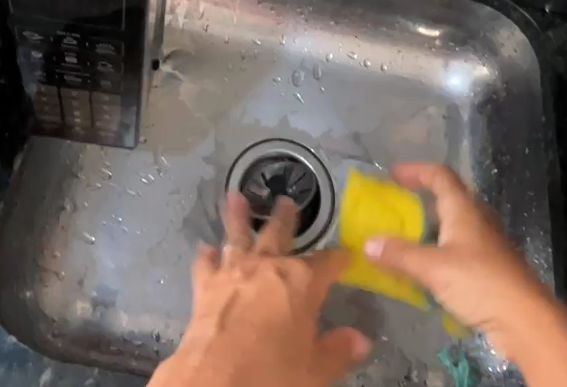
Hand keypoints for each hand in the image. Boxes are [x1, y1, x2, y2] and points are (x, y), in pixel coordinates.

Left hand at [149, 191, 371, 386]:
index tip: (347, 253)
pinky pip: (206, 264)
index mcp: (302, 282)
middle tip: (287, 202)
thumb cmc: (274, 374)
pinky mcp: (206, 286)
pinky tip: (205, 247)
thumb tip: (362, 340)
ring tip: (237, 197)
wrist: (217, 380)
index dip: (339, 257)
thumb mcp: (314, 370)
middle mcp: (269, 266)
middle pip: (280, 234)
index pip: (327, 262)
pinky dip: (206, 256)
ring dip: (239, 217)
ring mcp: (235, 272)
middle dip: (286, 219)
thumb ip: (337, 351)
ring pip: (239, 236)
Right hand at [361, 163, 566, 364]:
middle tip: (396, 207)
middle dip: (421, 199)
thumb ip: (400, 255)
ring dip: (430, 229)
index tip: (392, 174)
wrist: (527, 321)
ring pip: (454, 227)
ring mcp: (487, 245)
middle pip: (448, 198)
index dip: (416, 170)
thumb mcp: (434, 268)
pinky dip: (439, 253)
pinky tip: (427, 272)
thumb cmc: (480, 282)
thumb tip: (368, 241)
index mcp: (464, 209)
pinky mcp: (491, 270)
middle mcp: (477, 220)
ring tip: (405, 241)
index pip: (440, 175)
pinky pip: (459, 251)